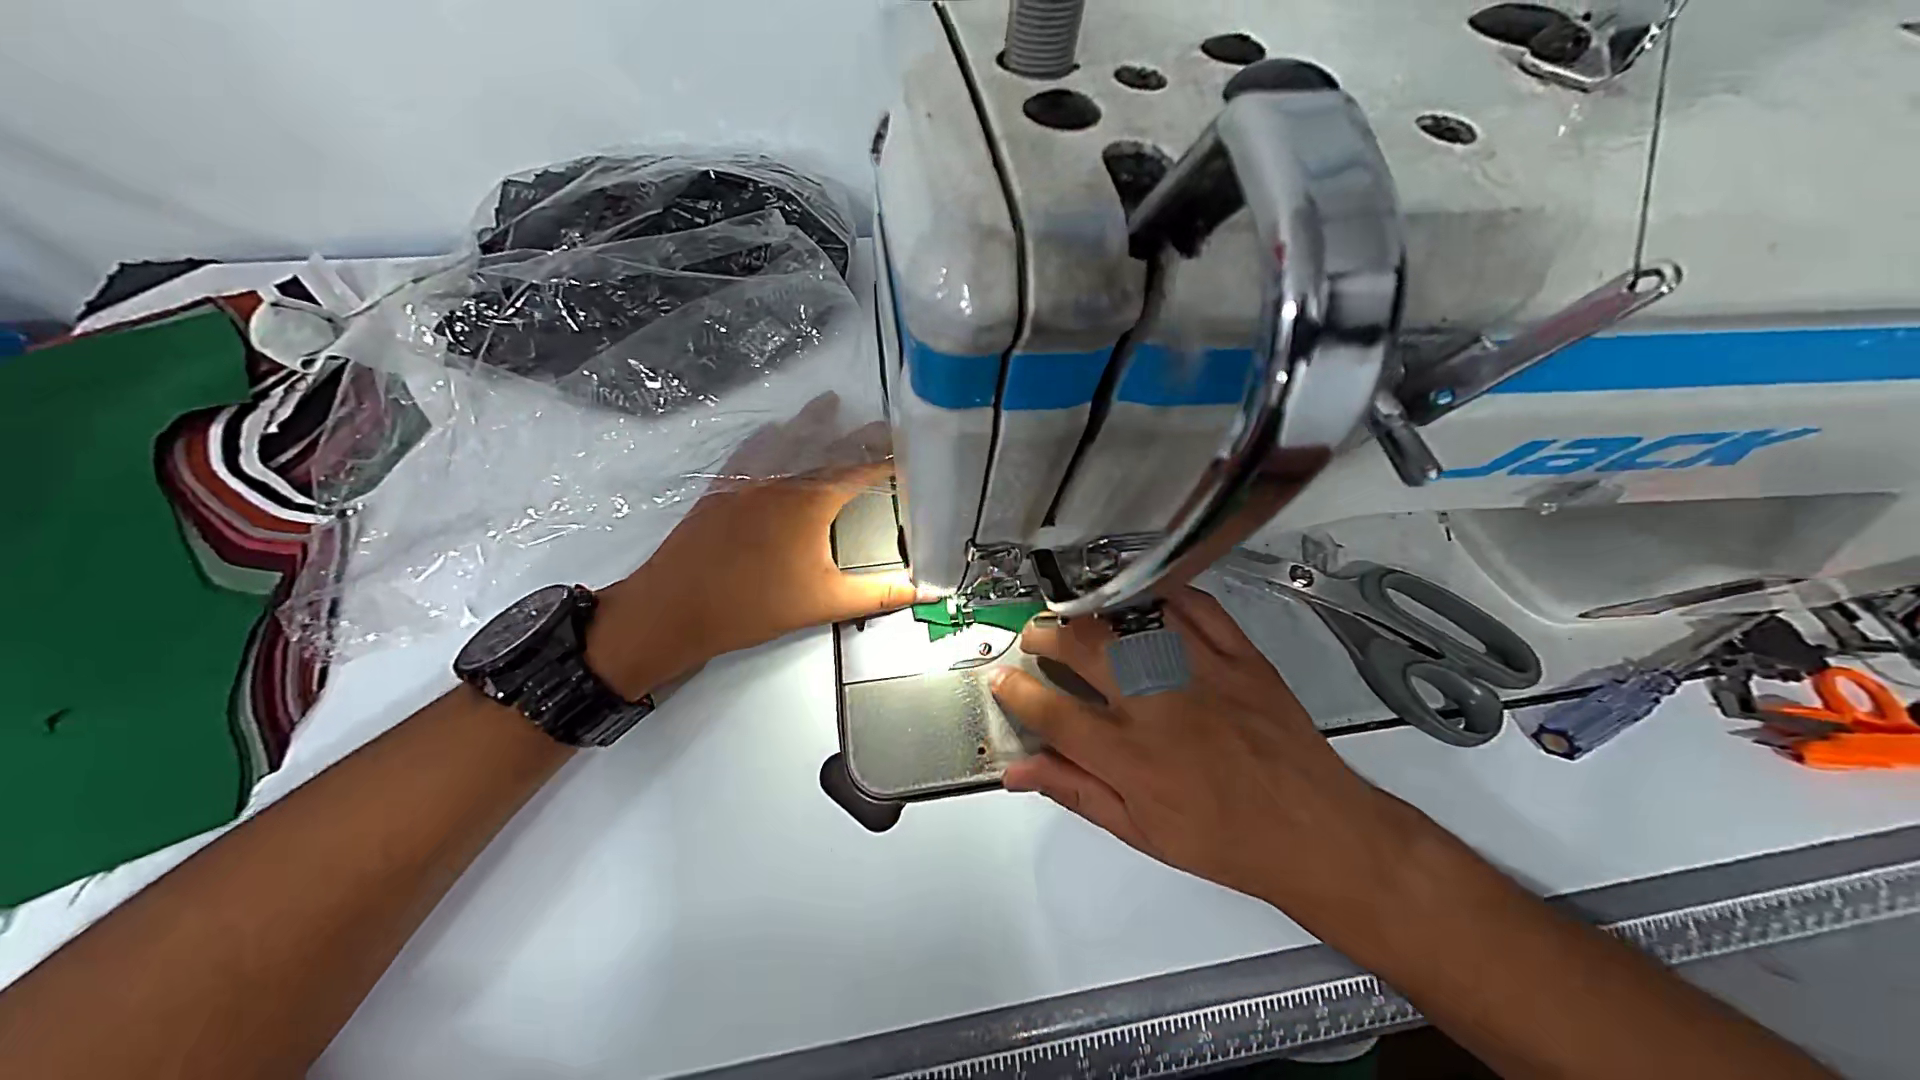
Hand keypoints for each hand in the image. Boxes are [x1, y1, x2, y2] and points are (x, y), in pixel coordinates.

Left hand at [586, 399, 932, 697]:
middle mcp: (781, 478)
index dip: (888, 459)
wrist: (675, 607)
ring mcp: (747, 478)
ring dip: (812, 420)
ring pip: (786, 439)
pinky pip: (750, 449)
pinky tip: (772, 430)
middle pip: (826, 445)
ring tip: (830, 401)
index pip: (860, 469)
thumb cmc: (755, 605)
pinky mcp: (722, 487)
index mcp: (811, 501)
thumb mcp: (824, 602)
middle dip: (857, 433)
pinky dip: (769, 435)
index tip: (910, 451)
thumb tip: (927, 595)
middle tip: (881, 422)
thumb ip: (878, 596)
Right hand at [991, 588, 1417, 917]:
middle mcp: (1160, 707)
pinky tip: (1143, 599)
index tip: (1003, 679)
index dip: (1016, 691)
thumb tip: (1021, 772)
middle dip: (1045, 636)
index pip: (1052, 712)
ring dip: (1093, 612)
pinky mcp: (1239, 658)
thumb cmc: (1230, 840)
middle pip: (1083, 650)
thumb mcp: (1140, 830)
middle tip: (1037, 638)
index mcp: (1131, 757)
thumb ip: (1075, 791)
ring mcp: (1201, 675)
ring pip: (1131, 621)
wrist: (1316, 832)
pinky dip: (1164, 596)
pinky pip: (1197, 608)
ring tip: (1078, 617)